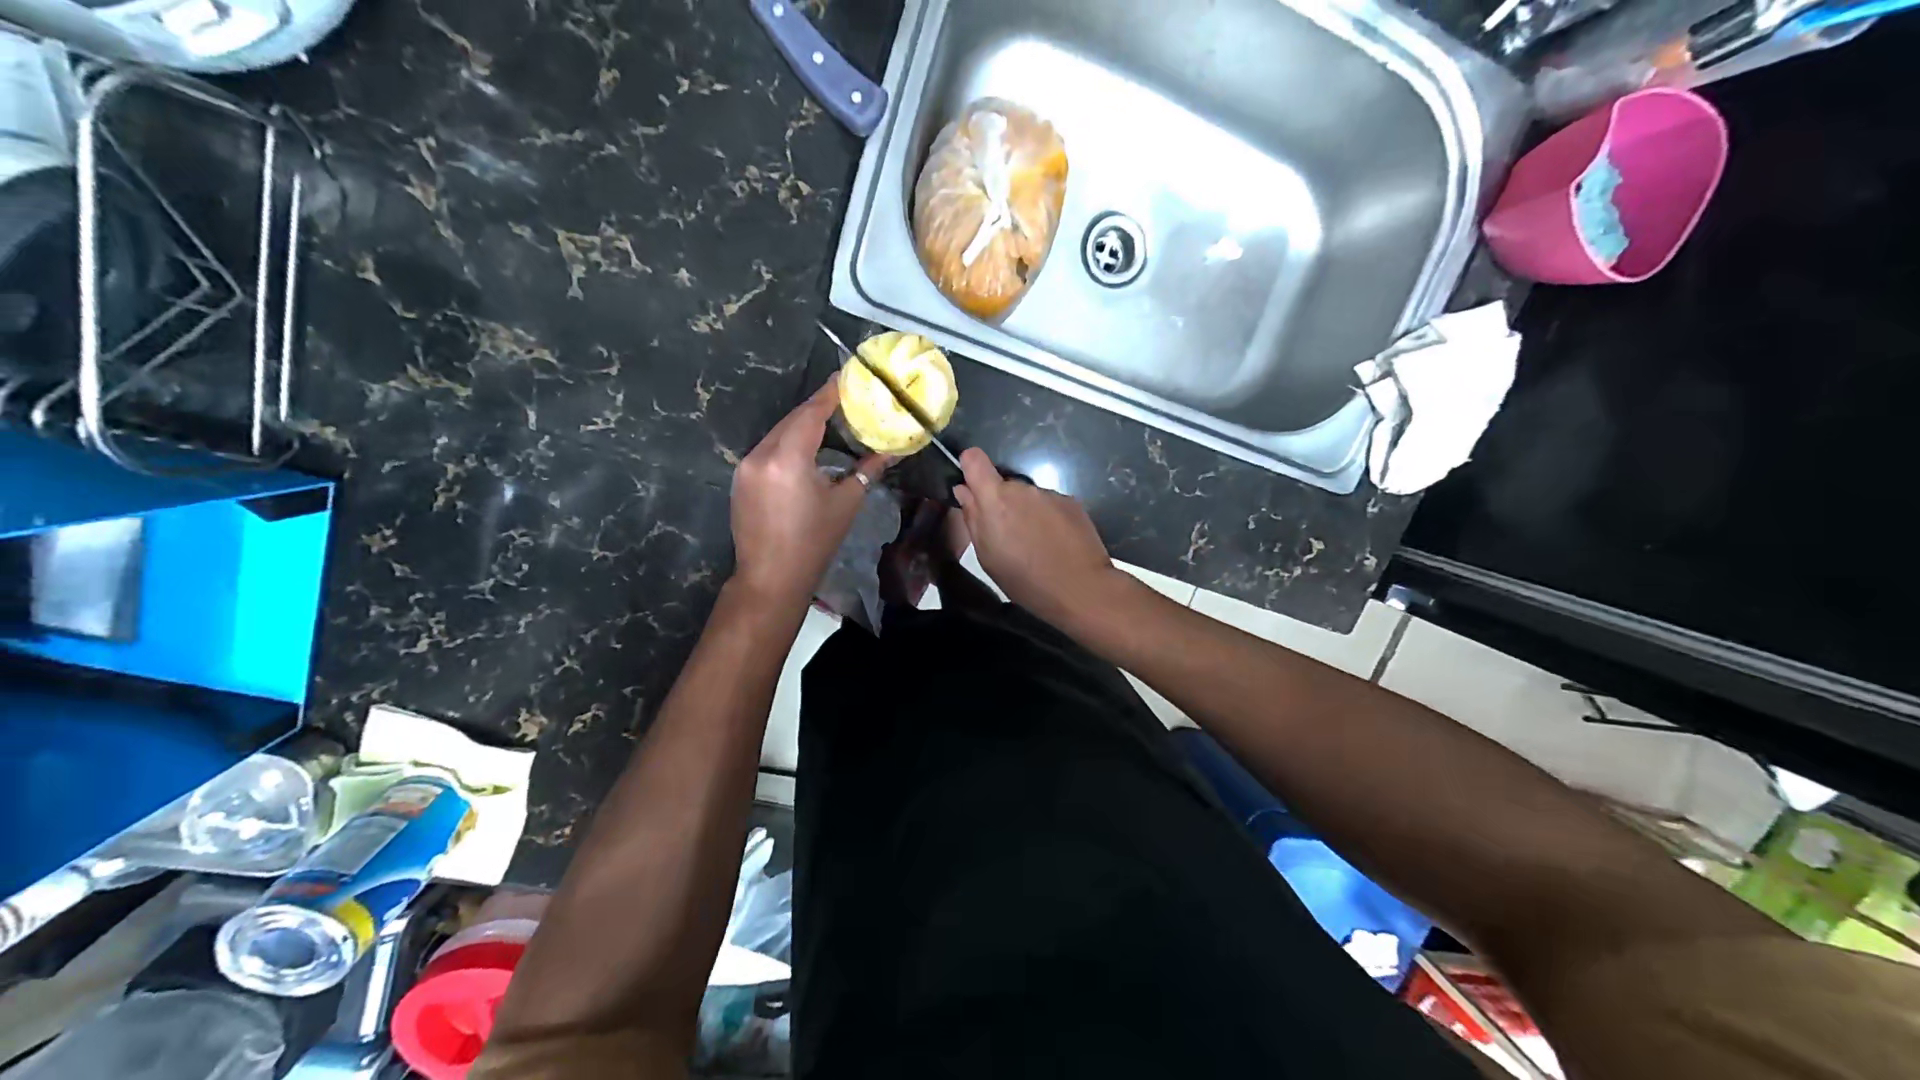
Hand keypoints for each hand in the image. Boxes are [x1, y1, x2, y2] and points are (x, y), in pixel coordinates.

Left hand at [730, 375, 887, 607]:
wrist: (770, 578)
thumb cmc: (814, 543)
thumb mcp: (845, 505)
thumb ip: (866, 471)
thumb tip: (890, 450)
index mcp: (788, 459)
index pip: (811, 413)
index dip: (829, 393)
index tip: (846, 377)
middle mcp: (761, 454)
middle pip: (792, 419)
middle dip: (817, 408)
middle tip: (844, 399)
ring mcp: (746, 466)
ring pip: (778, 433)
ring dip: (802, 425)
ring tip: (829, 422)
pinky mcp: (740, 478)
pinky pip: (768, 449)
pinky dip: (788, 443)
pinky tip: (806, 449)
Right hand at [952, 447, 1123, 625]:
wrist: (1080, 587)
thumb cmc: (1024, 579)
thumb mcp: (987, 556)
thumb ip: (973, 518)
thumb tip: (964, 491)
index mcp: (995, 499)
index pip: (974, 459)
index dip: (969, 467)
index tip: (972, 488)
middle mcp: (1023, 488)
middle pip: (1004, 485)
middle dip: (1002, 504)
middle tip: (1007, 536)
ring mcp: (1050, 493)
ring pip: (1028, 497)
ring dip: (1026, 513)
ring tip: (1035, 544)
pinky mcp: (1072, 503)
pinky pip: (1050, 505)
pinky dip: (1048, 519)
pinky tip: (1055, 544)